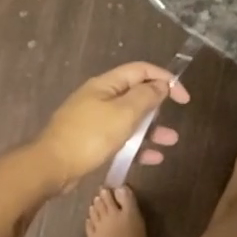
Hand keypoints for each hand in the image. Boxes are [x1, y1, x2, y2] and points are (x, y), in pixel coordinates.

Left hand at [31, 62, 189, 189]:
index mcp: (106, 85)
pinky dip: (138, 145)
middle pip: (136, 94)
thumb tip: (160, 85)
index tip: (183, 98)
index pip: (141, 70)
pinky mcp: (94, 139)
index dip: (165, 79)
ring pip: (131, 119)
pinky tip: (152, 158)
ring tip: (170, 141)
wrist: (52, 166)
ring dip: (153, 129)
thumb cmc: (90, 136)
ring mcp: (96, 119)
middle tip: (175, 119)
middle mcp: (101, 98)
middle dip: (159, 106)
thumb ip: (145, 97)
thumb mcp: (124, 113)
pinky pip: (122, 137)